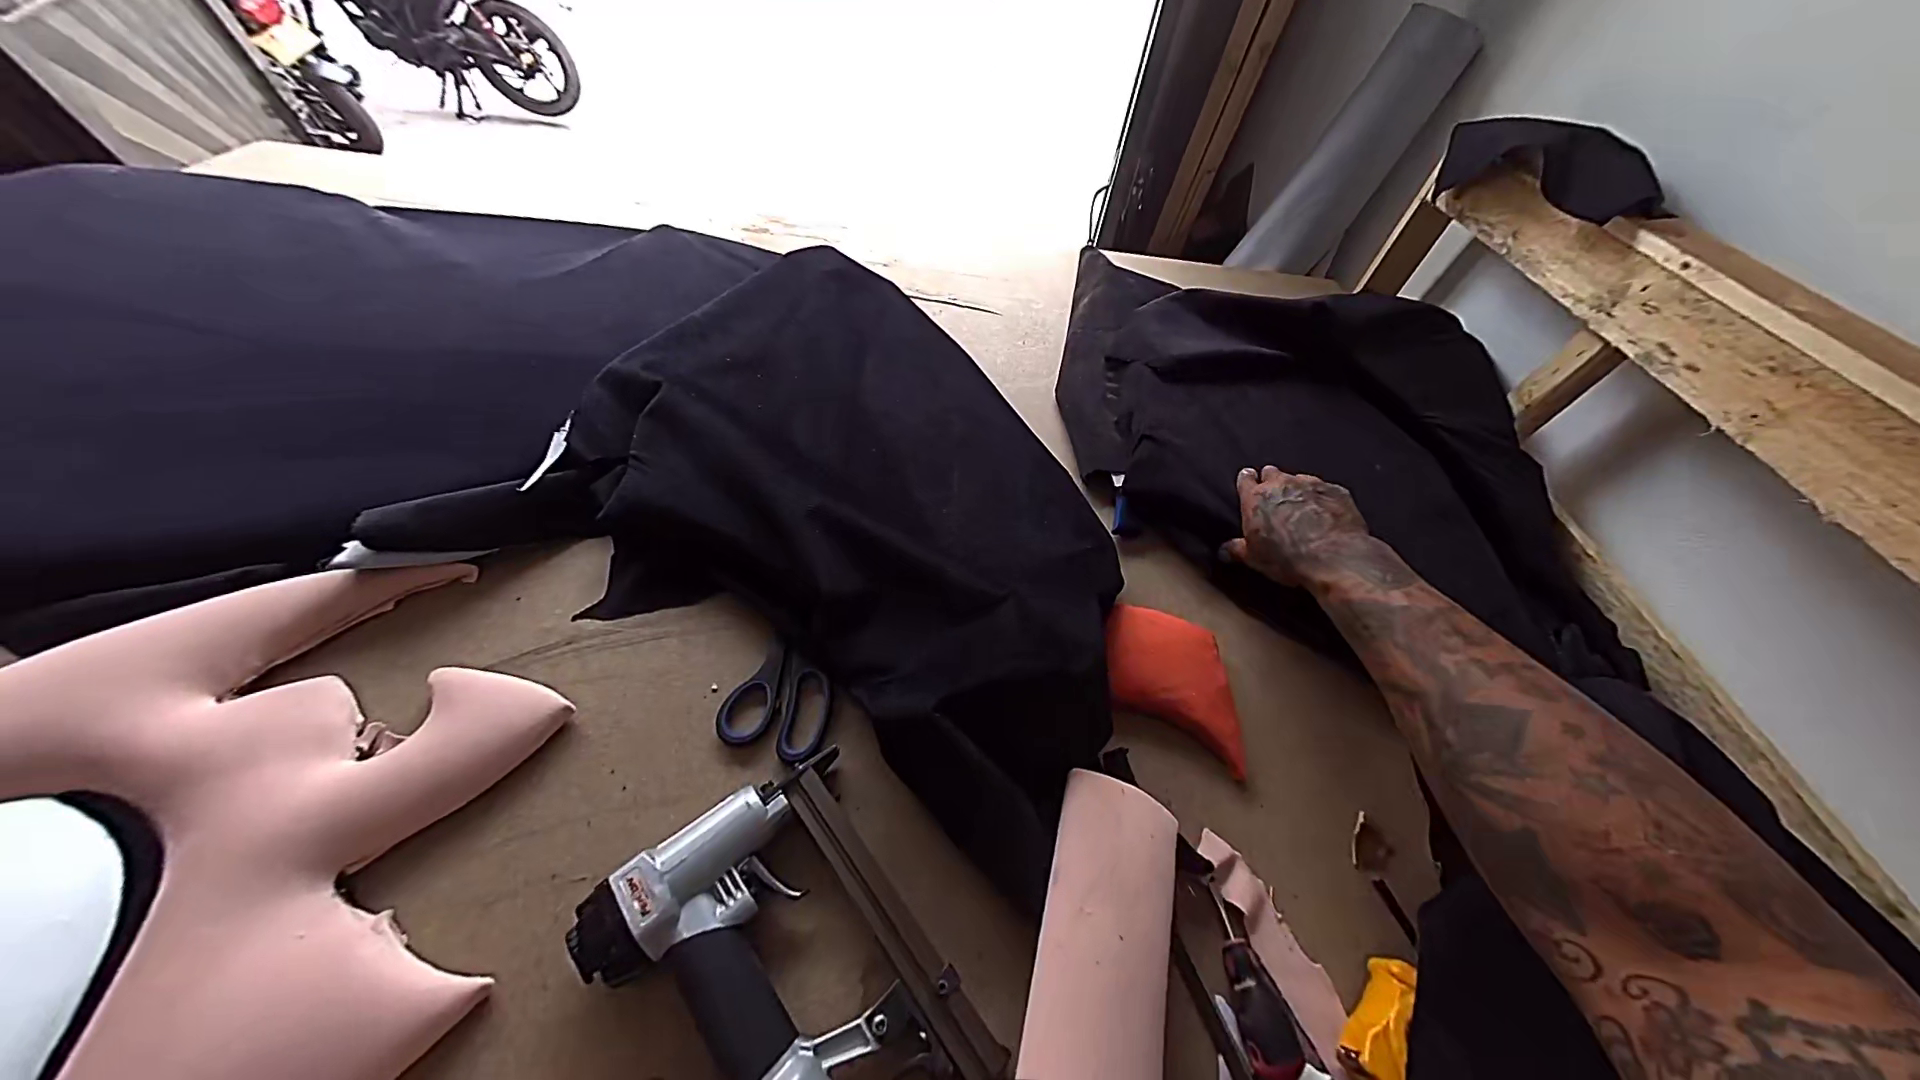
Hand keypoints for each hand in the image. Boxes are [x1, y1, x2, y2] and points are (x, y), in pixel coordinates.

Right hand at [1219, 466, 1375, 586]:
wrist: (1334, 559)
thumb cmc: (1288, 558)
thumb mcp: (1254, 558)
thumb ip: (1237, 549)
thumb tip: (1225, 551)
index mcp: (1255, 498)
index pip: (1245, 479)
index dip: (1246, 480)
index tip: (1248, 481)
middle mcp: (1281, 484)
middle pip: (1272, 473)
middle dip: (1272, 481)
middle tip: (1273, 497)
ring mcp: (1311, 485)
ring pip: (1299, 478)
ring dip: (1297, 489)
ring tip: (1300, 507)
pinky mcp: (1337, 491)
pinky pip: (1325, 489)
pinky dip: (1321, 497)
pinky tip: (1324, 512)